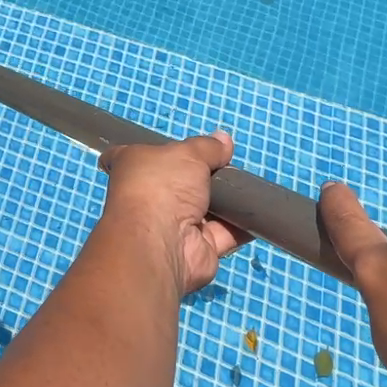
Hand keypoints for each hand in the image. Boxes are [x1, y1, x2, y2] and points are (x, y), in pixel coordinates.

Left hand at [96, 134, 250, 295]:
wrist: (164, 239)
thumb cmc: (162, 184)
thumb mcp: (187, 154)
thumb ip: (207, 147)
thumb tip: (223, 138)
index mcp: (131, 164)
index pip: (129, 154)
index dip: (146, 150)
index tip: (164, 146)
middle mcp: (147, 193)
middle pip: (175, 181)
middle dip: (198, 176)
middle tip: (224, 167)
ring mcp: (170, 222)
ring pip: (201, 208)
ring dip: (222, 202)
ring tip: (244, 187)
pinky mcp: (196, 247)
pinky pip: (222, 233)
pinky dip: (239, 226)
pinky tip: (257, 215)